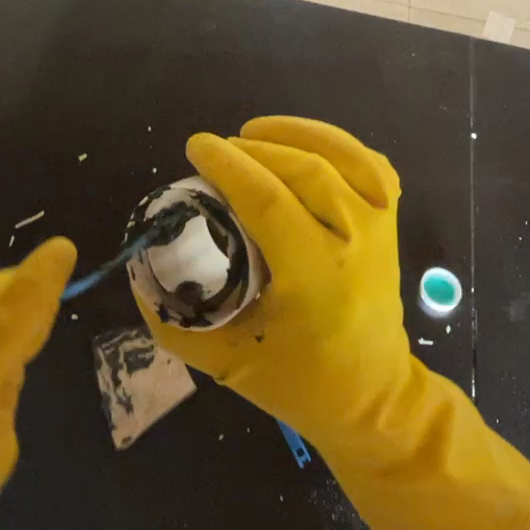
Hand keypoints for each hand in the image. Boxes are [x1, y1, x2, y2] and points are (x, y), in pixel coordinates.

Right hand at [134, 117, 410, 452]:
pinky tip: (303, 143)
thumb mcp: (226, 362)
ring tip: (252, 133)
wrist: (373, 396)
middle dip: (254, 150)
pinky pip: (371, 163)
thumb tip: (138, 270)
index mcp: (315, 278)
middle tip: (217, 150)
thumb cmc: (300, 381)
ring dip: (293, 134)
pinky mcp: (391, 220)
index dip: (229, 166)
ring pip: (340, 157)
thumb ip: (175, 320)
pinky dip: (337, 143)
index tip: (196, 147)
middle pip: (304, 170)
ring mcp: (380, 227)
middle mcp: (356, 243)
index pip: (269, 200)